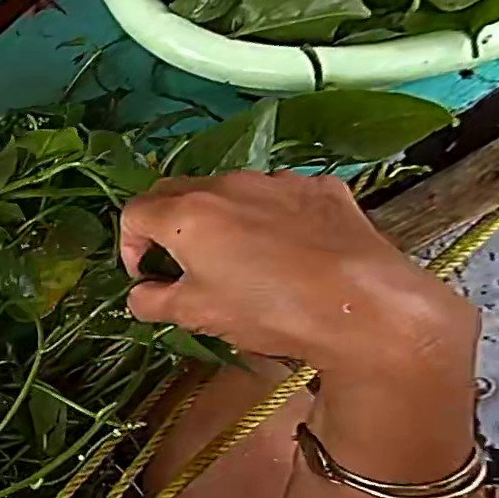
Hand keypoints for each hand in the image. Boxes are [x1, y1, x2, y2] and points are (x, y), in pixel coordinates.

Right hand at [117, 172, 477, 382]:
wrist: (370, 309)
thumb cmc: (266, 310)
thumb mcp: (191, 314)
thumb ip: (149, 300)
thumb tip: (142, 292)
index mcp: (185, 214)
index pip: (132, 213)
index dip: (128, 245)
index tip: (146, 274)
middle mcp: (225, 186)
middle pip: (171, 192)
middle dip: (162, 224)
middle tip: (177, 261)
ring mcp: (276, 182)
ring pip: (223, 190)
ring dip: (212, 217)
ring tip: (232, 254)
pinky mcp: (320, 188)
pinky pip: (273, 194)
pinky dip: (262, 214)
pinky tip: (279, 246)